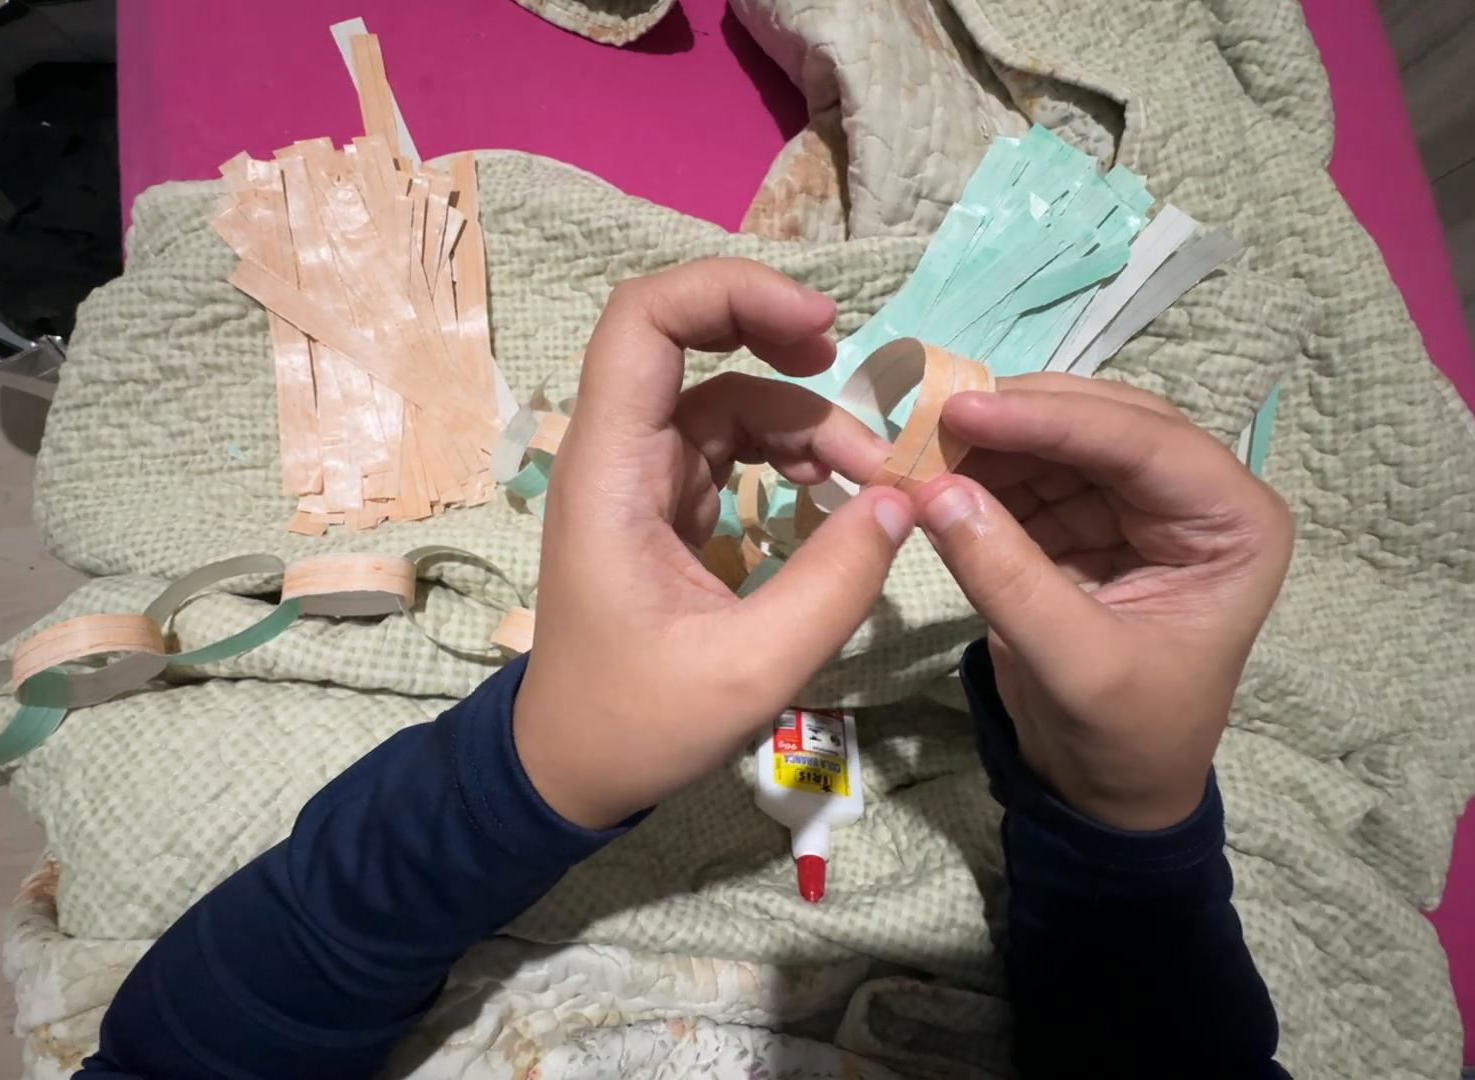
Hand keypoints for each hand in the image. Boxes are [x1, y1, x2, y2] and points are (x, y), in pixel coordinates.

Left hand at [514, 259, 916, 828]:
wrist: (574, 763)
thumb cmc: (639, 721)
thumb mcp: (752, 668)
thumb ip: (835, 582)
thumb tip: (900, 501)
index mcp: (611, 472)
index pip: (643, 322)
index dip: (729, 292)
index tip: (820, 328)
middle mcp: (618, 455)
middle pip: (686, 340)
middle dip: (774, 335)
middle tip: (851, 363)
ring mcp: (642, 476)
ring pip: (726, 398)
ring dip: (801, 421)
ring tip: (867, 480)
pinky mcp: (665, 503)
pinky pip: (730, 448)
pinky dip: (786, 455)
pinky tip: (828, 492)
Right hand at [911, 374, 1293, 830]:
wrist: (1104, 782)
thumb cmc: (1122, 733)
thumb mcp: (1073, 663)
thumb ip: (1007, 576)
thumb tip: (934, 490)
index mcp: (1230, 524)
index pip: (1143, 443)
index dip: (1050, 419)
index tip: (962, 410)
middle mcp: (1184, 498)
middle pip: (1099, 423)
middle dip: (1014, 418)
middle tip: (930, 417)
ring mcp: (1123, 507)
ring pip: (1051, 442)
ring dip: (985, 442)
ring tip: (917, 448)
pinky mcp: (1071, 524)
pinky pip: (1019, 479)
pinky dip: (972, 474)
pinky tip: (930, 477)